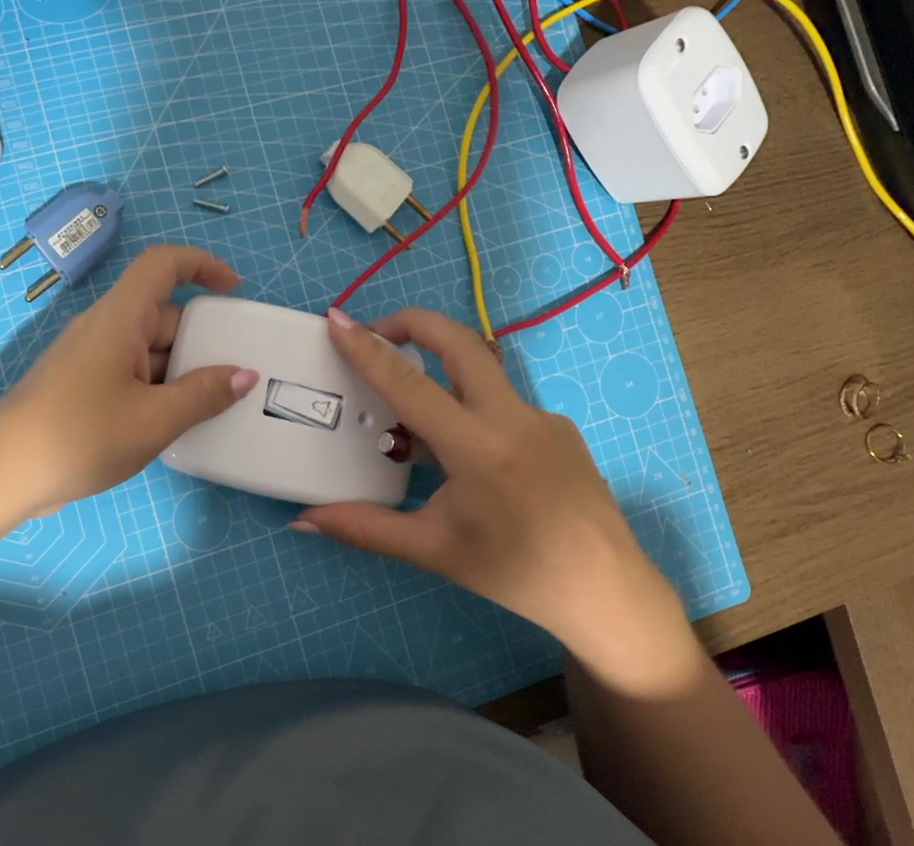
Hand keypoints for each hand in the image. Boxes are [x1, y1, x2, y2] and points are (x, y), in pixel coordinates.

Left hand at [0, 246, 259, 515]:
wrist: (4, 474)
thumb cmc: (80, 437)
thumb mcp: (153, 420)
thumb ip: (203, 395)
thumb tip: (244, 374)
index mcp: (118, 318)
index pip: (161, 265)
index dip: (201, 265)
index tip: (234, 291)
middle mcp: (102, 329)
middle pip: (161, 314)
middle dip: (201, 338)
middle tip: (238, 374)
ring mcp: (88, 358)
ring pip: (146, 349)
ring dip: (180, 370)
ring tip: (216, 405)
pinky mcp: (79, 386)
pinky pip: (128, 373)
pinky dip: (157, 388)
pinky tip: (174, 423)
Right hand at [290, 308, 700, 694]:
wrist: (609, 594)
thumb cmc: (514, 574)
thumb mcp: (433, 550)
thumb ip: (365, 528)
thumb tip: (304, 520)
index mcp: (478, 448)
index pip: (409, 383)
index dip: (367, 349)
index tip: (336, 319)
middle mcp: (513, 418)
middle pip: (459, 343)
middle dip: (412, 323)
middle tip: (372, 332)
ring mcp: (542, 418)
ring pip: (481, 372)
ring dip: (438, 370)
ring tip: (407, 411)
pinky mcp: (559, 428)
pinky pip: (501, 403)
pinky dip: (468, 409)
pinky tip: (458, 454)